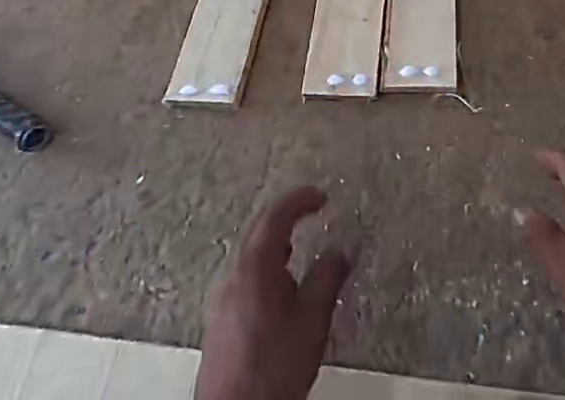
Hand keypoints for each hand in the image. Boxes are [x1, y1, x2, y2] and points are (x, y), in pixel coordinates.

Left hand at [196, 186, 351, 399]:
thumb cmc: (273, 367)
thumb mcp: (313, 318)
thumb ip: (328, 277)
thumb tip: (340, 252)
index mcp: (255, 269)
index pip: (275, 217)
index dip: (300, 199)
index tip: (322, 196)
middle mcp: (234, 279)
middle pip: (260, 233)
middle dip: (288, 217)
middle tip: (314, 210)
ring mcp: (225, 302)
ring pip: (253, 257)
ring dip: (279, 244)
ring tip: (302, 248)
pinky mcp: (224, 323)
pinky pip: (249, 278)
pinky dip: (270, 267)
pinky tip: (285, 287)